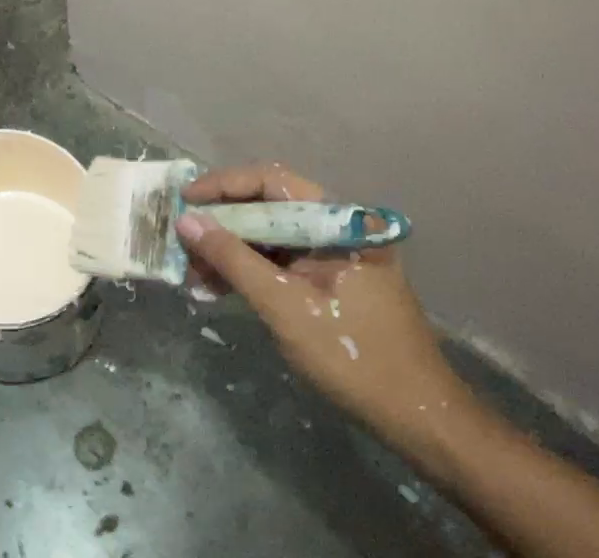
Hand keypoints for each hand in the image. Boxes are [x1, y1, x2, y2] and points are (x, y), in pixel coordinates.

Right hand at [177, 164, 469, 440]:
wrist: (418, 416)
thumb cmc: (355, 357)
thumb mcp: (285, 306)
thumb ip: (233, 259)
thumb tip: (186, 220)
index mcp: (339, 223)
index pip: (272, 181)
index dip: (223, 185)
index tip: (185, 200)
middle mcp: (338, 229)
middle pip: (268, 206)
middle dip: (221, 221)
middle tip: (181, 239)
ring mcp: (335, 256)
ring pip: (270, 236)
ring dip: (229, 249)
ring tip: (192, 271)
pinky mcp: (330, 282)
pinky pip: (280, 261)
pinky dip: (248, 270)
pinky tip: (217, 286)